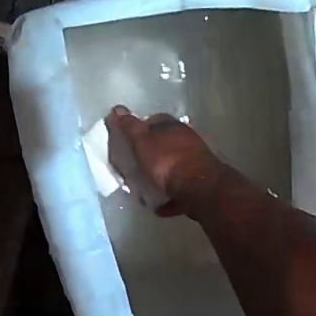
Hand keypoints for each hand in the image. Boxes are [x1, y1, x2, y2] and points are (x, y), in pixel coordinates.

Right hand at [105, 106, 223, 217]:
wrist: (197, 188)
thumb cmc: (166, 160)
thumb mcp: (141, 141)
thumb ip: (129, 127)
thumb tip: (117, 108)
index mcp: (172, 127)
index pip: (154, 120)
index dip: (141, 128)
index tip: (129, 140)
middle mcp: (186, 141)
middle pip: (165, 144)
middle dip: (153, 154)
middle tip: (136, 166)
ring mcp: (195, 163)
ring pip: (175, 167)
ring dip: (162, 176)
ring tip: (145, 188)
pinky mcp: (198, 184)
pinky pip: (180, 190)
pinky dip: (170, 197)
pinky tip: (160, 206)